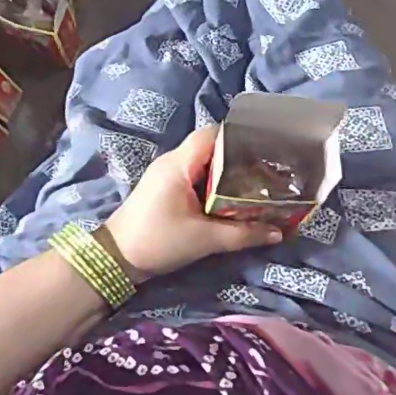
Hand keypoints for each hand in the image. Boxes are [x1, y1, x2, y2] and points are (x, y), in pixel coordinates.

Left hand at [103, 125, 282, 278]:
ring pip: (205, 164)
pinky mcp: (166, 189)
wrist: (117, 260)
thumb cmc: (158, 242)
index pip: (213, 134)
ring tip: (256, 186)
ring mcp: (167, 175)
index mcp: (179, 164)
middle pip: (212, 148)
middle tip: (267, 173)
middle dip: (240, 159)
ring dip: (228, 174)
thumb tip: (279, 232)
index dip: (240, 139)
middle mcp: (172, 162)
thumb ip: (243, 234)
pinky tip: (231, 200)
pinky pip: (196, 177)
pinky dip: (215, 184)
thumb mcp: (204, 239)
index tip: (265, 151)